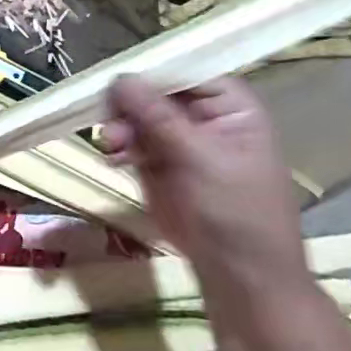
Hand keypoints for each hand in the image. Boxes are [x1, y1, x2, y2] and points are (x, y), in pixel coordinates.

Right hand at [103, 77, 307, 288]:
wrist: (240, 278)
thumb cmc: (237, 213)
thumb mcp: (201, 160)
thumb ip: (159, 117)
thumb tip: (120, 77)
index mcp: (230, 106)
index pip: (183, 72)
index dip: (149, 75)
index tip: (115, 84)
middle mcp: (202, 116)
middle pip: (153, 92)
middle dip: (128, 105)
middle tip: (109, 123)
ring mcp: (179, 140)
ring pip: (136, 115)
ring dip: (119, 128)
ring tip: (110, 148)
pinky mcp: (158, 163)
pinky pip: (131, 141)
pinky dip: (119, 147)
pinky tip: (113, 159)